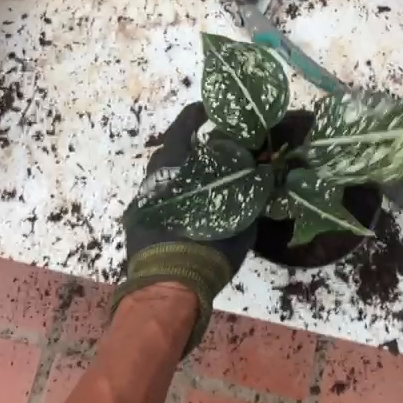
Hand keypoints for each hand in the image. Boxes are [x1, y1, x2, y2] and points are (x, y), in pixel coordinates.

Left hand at [113, 103, 254, 352]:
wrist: (167, 291)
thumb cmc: (206, 248)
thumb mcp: (241, 222)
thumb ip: (251, 195)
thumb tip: (266, 176)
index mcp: (175, 165)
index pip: (187, 124)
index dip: (202, 114)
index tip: (218, 112)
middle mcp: (154, 176)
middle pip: (174, 150)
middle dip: (197, 148)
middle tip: (222, 152)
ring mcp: (142, 200)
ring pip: (166, 177)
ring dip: (186, 175)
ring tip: (210, 183)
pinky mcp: (136, 223)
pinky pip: (160, 199)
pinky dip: (177, 198)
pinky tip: (193, 211)